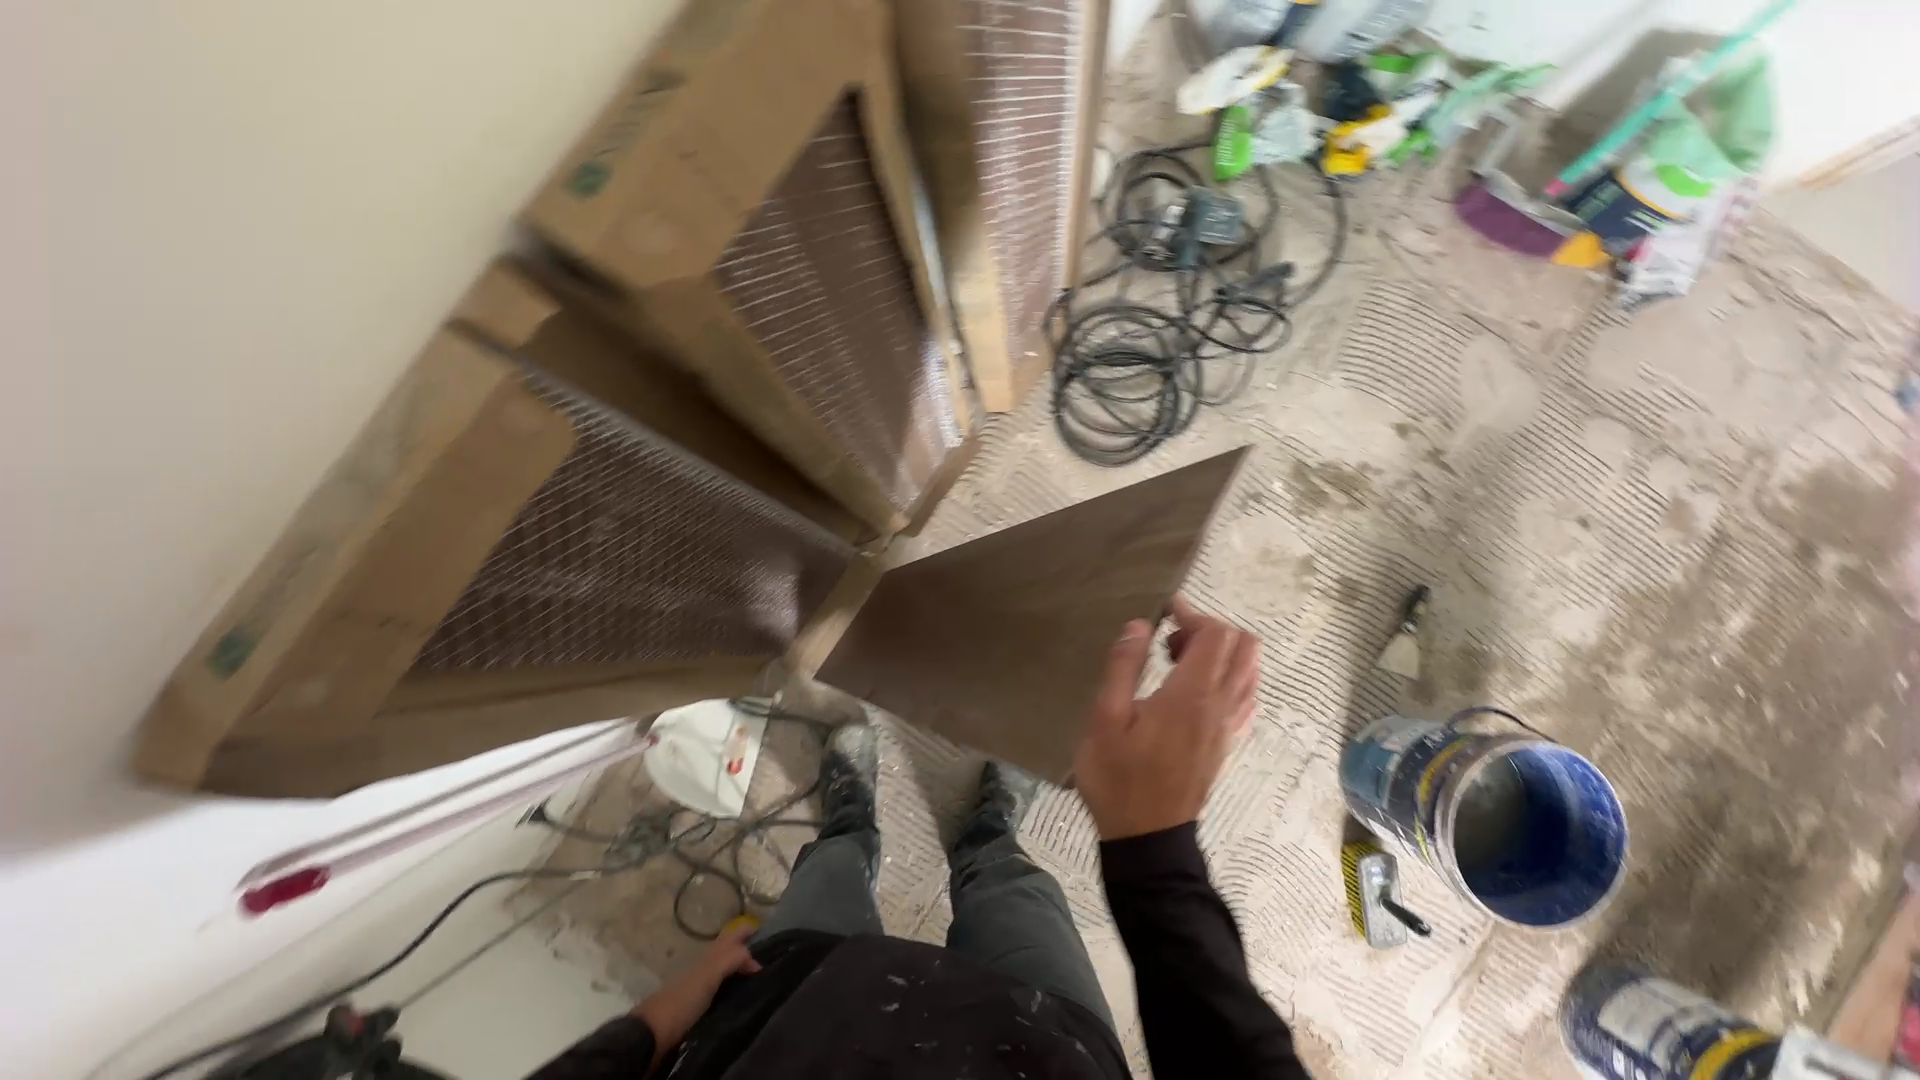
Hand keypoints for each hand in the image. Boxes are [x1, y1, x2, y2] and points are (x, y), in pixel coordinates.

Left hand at [633, 922, 760, 1066]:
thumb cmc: (682, 1000)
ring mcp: (703, 983)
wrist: (654, 1032)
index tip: (774, 940)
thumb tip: (756, 959)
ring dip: (744, 967)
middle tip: (772, 959)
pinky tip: (745, 996)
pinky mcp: (701, 1003)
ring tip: (763, 978)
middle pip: (732, 949)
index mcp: (711, 953)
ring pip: (729, 967)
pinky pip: (724, 987)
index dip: (751, 932)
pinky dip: (736, 986)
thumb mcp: (709, 975)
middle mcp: (708, 963)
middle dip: (750, 949)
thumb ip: (731, 959)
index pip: (735, 934)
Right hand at [1072, 596, 1260, 840]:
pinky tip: (1197, 689)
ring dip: (1222, 653)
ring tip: (1179, 661)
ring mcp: (1229, 726)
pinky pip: (1245, 696)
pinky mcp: (1227, 743)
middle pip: (1242, 646)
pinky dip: (1230, 678)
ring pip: (1249, 671)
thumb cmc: (1118, 778)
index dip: (1193, 614)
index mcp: (1190, 695)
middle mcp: (1220, 705)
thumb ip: (1123, 667)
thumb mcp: (1104, 719)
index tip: (1164, 613)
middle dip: (1209, 629)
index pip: (1216, 635)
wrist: (1147, 838)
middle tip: (1170, 640)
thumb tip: (1138, 625)